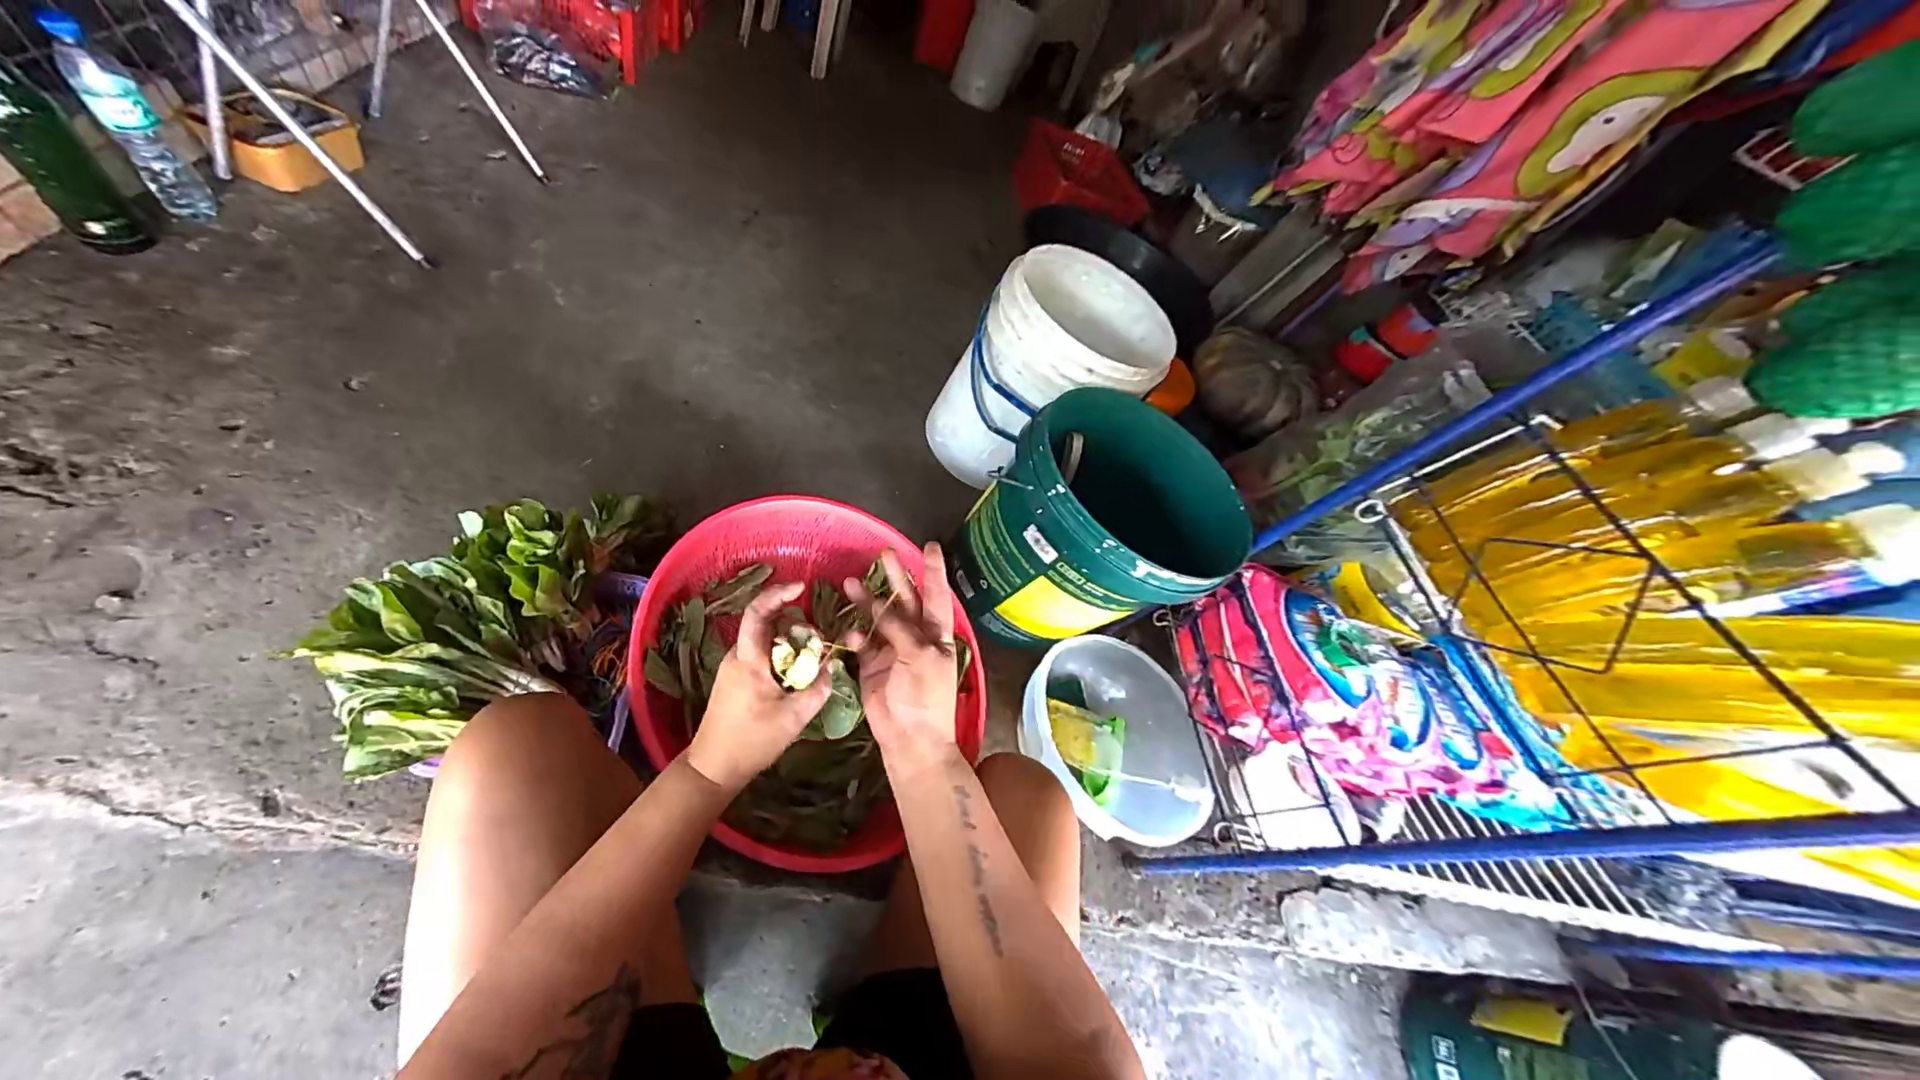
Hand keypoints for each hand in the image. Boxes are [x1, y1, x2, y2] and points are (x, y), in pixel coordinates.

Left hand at [684, 582, 834, 790]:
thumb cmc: (751, 742)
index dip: (777, 594)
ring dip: (791, 645)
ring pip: (767, 642)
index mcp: (748, 660)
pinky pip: (763, 657)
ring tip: (813, 664)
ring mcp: (734, 668)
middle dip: (796, 627)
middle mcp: (738, 657)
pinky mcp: (736, 680)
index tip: (801, 588)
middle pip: (767, 626)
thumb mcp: (793, 718)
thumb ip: (817, 690)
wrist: (713, 767)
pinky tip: (797, 676)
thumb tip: (830, 669)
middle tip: (820, 644)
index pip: (757, 613)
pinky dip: (782, 659)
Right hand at [845, 543, 960, 778]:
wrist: (911, 738)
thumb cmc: (926, 698)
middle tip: (883, 554)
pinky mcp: (872, 665)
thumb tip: (881, 609)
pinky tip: (850, 633)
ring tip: (848, 583)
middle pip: (904, 600)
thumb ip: (900, 630)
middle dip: (894, 577)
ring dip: (866, 603)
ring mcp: (893, 650)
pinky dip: (855, 636)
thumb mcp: (920, 658)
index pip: (936, 595)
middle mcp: (916, 637)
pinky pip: (863, 643)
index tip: (930, 547)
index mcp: (936, 634)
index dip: (933, 571)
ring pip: (878, 618)